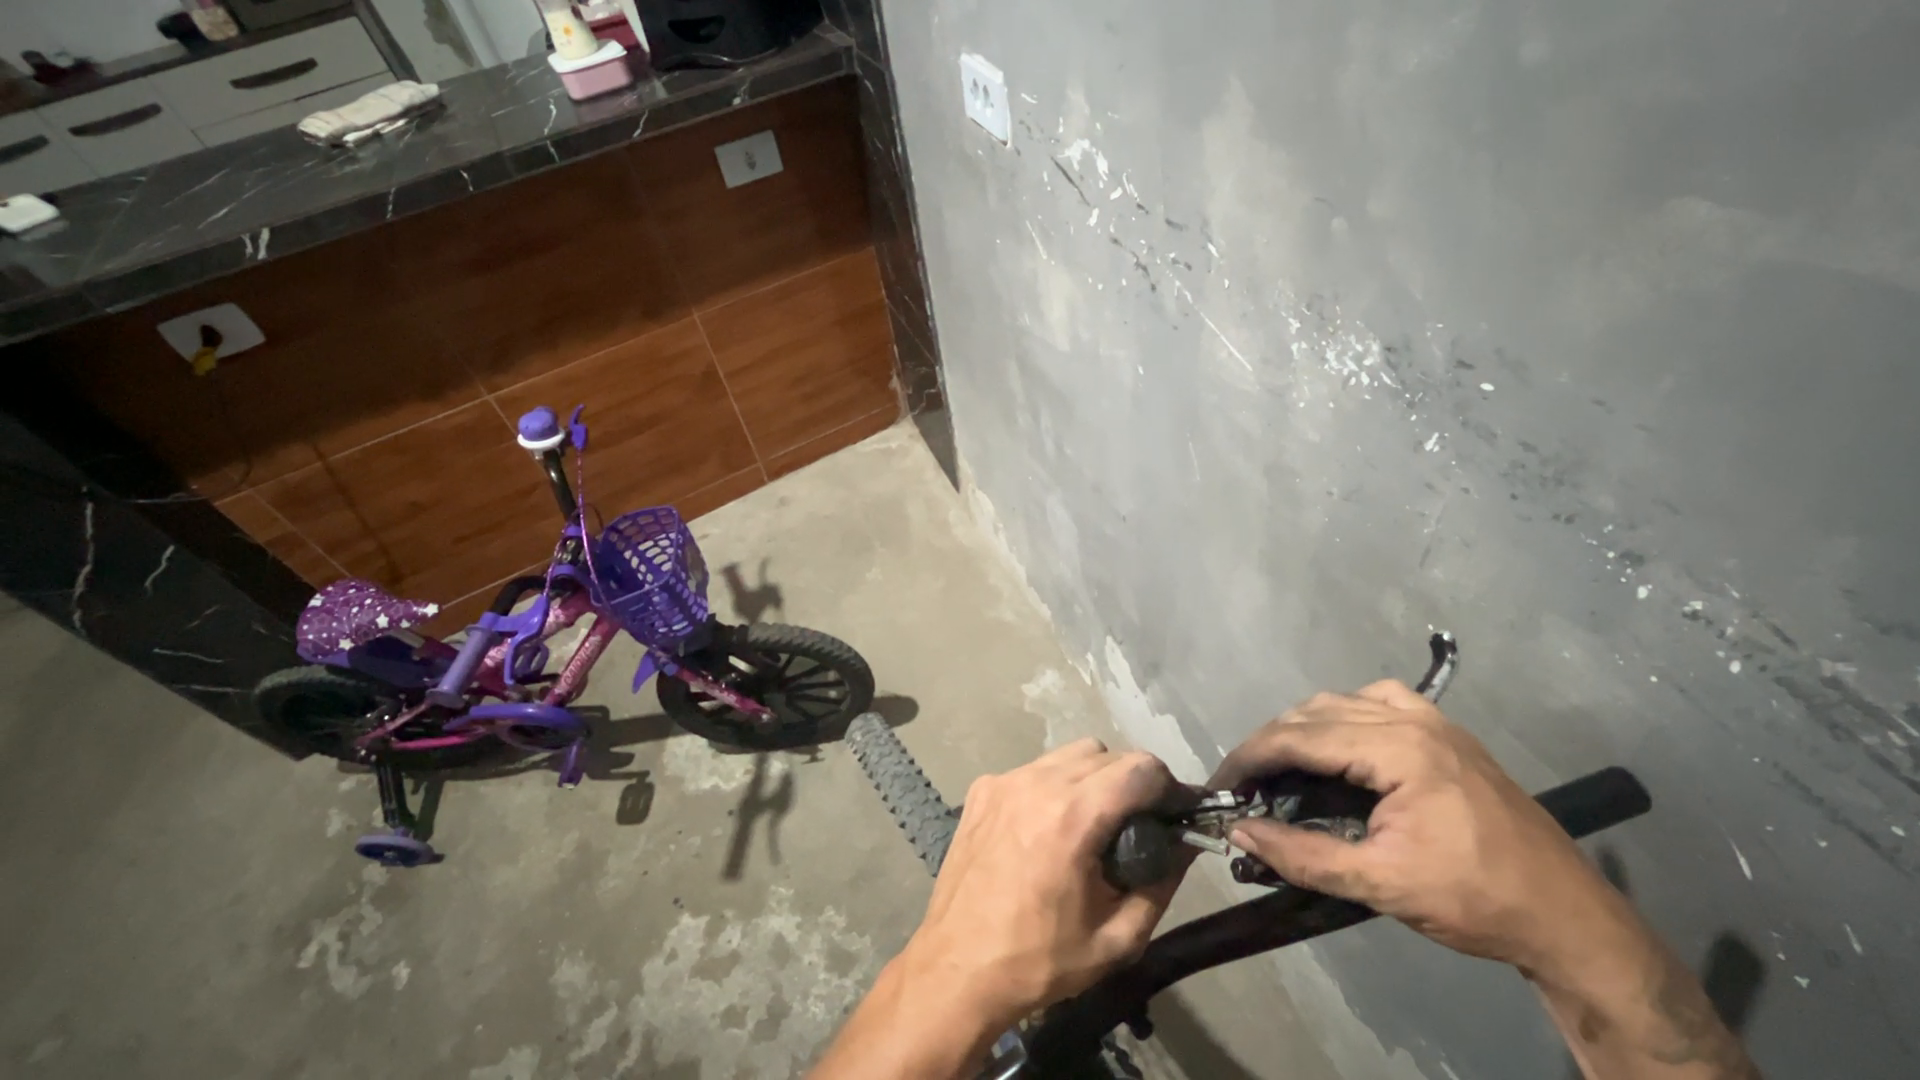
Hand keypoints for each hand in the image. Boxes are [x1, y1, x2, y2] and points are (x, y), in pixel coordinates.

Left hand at [898, 739, 1177, 1026]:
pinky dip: (1053, 787)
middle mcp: (1036, 784)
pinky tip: (1050, 828)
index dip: (1168, 786)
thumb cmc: (1039, 961)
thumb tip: (1189, 844)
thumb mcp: (1117, 938)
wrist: (956, 970)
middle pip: (1105, 754)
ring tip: (1096, 824)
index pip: (1140, 767)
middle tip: (1140, 824)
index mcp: (1072, 817)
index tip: (1176, 813)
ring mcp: (1003, 782)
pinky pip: (1033, 770)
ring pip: (1068, 756)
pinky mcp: (981, 790)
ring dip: (1093, 779)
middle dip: (1133, 782)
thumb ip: (1162, 884)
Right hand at [1214, 680, 1627, 975]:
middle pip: (1315, 712)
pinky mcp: (1448, 735)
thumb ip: (1302, 855)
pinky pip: (1379, 703)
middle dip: (1270, 744)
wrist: (1567, 917)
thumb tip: (1239, 833)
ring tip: (1282, 768)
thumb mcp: (1380, 883)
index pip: (1299, 736)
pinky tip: (1339, 748)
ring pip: (1343, 702)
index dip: (1249, 757)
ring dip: (1303, 728)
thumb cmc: (1474, 899)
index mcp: (1398, 748)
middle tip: (1245, 785)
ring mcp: (1435, 722)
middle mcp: (1413, 719)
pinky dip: (1343, 717)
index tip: (1219, 785)